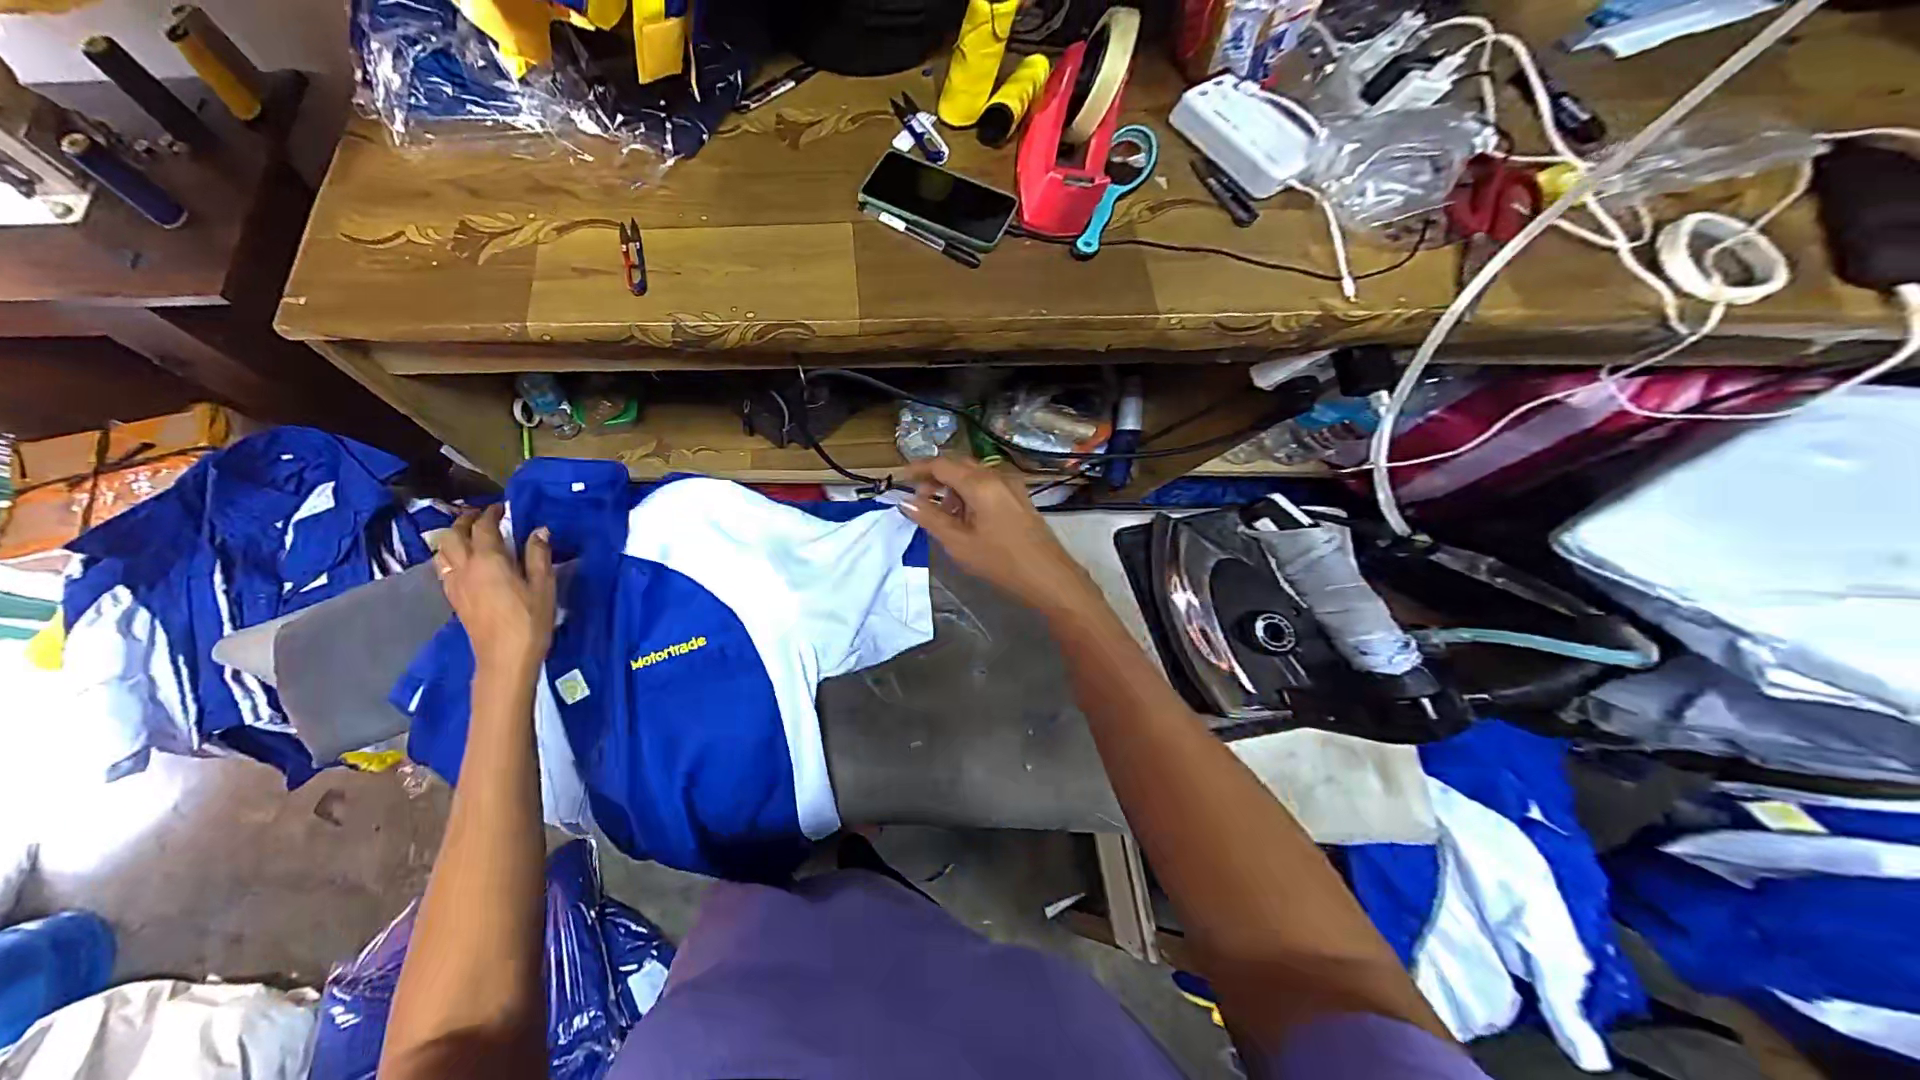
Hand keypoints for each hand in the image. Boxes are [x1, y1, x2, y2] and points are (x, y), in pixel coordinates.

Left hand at [433, 504, 555, 673]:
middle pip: (453, 535)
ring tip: (470, 536)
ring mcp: (454, 584)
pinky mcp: (453, 598)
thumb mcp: (544, 586)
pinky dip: (451, 556)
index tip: (502, 507)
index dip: (492, 514)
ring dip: (453, 538)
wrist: (504, 657)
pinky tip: (465, 562)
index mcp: (488, 560)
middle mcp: (464, 567)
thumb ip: (539, 555)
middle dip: (466, 521)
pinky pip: (443, 568)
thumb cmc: (530, 620)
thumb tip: (539, 530)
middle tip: (483, 517)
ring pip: (442, 551)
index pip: (483, 527)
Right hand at [902, 457, 1104, 618]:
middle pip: (959, 464)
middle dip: (935, 477)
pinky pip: (988, 484)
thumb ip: (930, 518)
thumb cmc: (1001, 562)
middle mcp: (997, 476)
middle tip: (919, 499)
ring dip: (953, 487)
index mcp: (980, 483)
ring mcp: (1011, 485)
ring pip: (973, 474)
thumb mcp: (958, 543)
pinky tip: (966, 518)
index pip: (941, 464)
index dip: (918, 470)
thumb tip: (905, 502)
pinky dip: (970, 493)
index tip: (901, 480)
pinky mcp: (1019, 497)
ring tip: (942, 514)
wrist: (1049, 577)